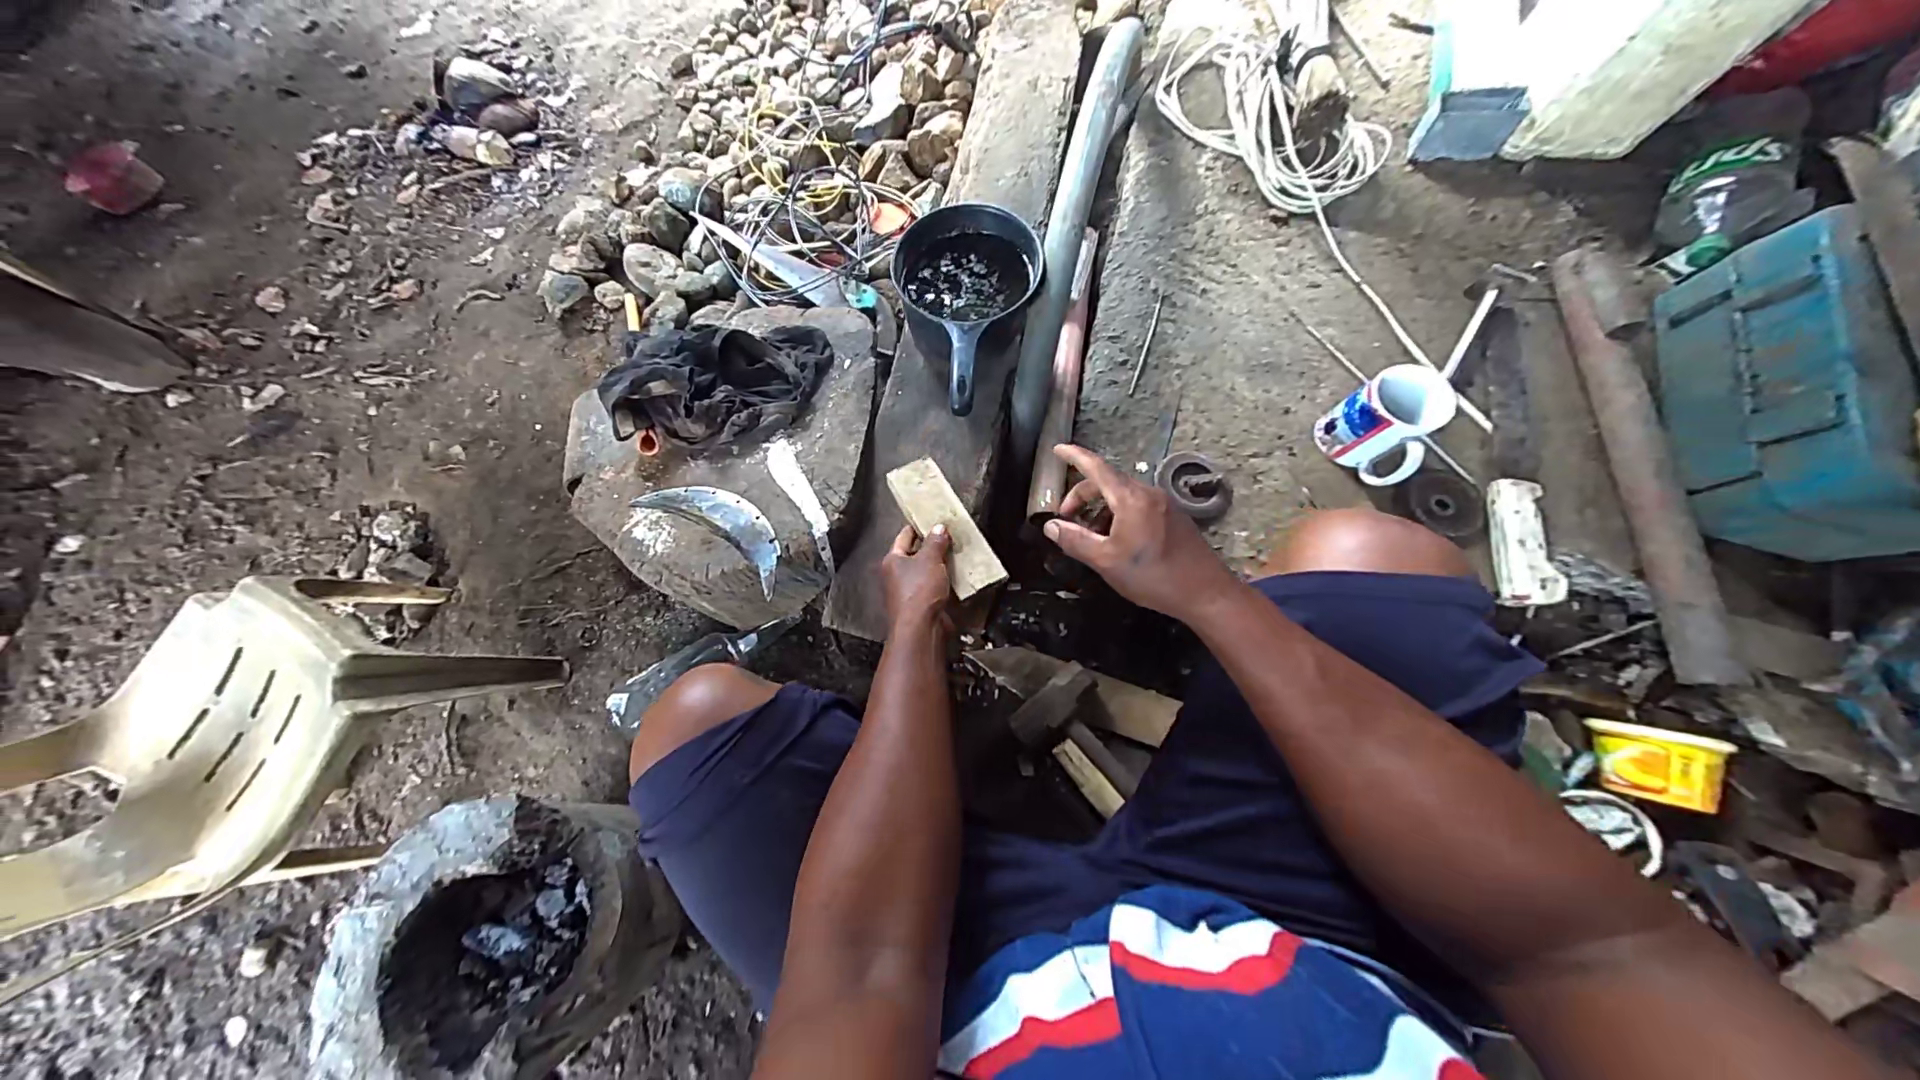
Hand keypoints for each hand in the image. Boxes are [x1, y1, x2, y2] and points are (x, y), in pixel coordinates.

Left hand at [880, 523, 953, 630]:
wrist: (921, 628)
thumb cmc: (918, 592)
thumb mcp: (930, 559)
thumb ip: (935, 542)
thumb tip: (939, 528)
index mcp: (893, 560)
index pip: (905, 536)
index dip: (919, 526)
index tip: (932, 520)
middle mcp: (897, 575)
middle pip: (916, 554)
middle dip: (932, 546)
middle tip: (950, 536)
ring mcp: (909, 591)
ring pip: (926, 571)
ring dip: (940, 565)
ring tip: (957, 554)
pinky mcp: (922, 604)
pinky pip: (934, 587)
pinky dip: (945, 581)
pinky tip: (957, 576)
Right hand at [1043, 444, 1243, 621]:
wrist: (1206, 593)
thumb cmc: (1153, 576)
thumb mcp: (1105, 561)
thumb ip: (1075, 540)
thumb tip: (1050, 526)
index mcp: (1131, 498)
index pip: (1096, 467)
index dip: (1074, 457)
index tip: (1057, 450)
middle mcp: (1148, 494)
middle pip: (1107, 483)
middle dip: (1081, 497)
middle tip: (1066, 521)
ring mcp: (1164, 505)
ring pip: (1122, 498)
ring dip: (1099, 511)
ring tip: (1090, 539)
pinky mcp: (1173, 519)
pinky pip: (1137, 508)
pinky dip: (1117, 517)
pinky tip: (1114, 542)